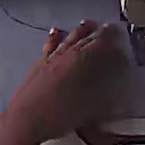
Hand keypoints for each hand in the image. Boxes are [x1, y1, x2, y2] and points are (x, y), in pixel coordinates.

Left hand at [0, 21, 120, 144]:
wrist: (24, 120)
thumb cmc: (56, 115)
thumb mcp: (87, 109)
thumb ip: (100, 97)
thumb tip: (110, 90)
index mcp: (80, 63)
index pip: (100, 49)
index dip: (111, 47)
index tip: (119, 46)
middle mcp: (66, 56)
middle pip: (85, 41)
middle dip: (99, 34)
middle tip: (108, 28)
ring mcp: (51, 59)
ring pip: (69, 39)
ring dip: (79, 31)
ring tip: (87, 24)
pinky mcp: (39, 64)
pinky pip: (50, 45)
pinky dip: (55, 38)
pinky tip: (56, 33)